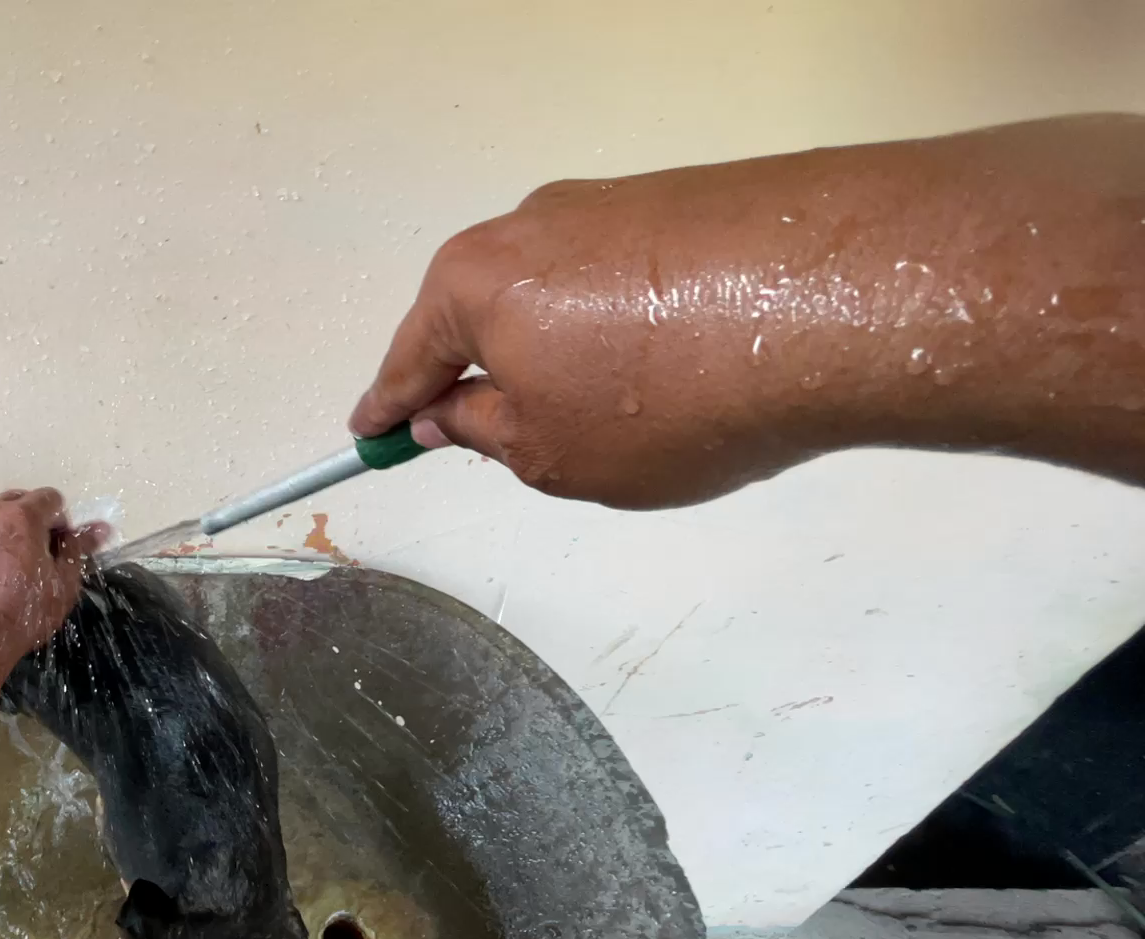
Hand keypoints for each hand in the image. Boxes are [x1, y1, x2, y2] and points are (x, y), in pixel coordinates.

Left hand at [0, 489, 109, 659]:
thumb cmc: (22, 615)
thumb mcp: (62, 585)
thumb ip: (79, 549)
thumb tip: (102, 528)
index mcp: (24, 516)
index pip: (51, 498)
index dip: (58, 522)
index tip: (55, 548)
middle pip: (17, 499)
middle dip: (29, 520)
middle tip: (30, 555)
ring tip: (1, 558)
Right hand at [350, 115, 1144, 507]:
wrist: (860, 297)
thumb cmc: (663, 402)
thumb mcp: (548, 452)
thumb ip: (478, 431)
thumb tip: (443, 414)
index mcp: (472, 284)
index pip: (407, 364)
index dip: (386, 411)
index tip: (367, 435)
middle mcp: (524, 226)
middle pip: (470, 317)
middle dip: (468, 375)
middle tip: (473, 428)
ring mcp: (604, 202)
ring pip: (541, 296)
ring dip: (543, 350)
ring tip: (592, 404)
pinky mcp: (677, 197)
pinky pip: (606, 277)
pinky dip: (604, 324)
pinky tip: (650, 361)